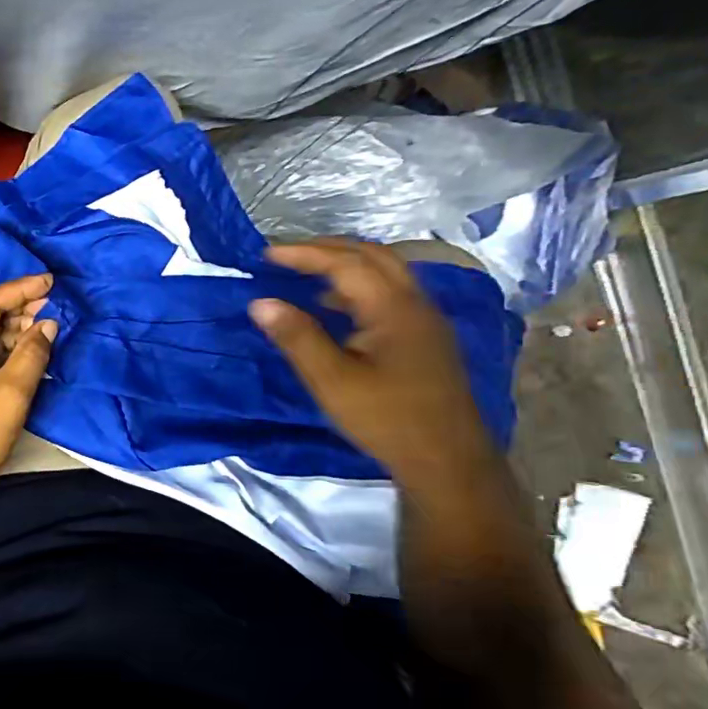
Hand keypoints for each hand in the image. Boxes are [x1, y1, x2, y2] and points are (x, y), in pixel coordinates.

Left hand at [0, 274, 58, 494]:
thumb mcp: (12, 393)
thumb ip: (31, 352)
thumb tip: (48, 324)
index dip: (19, 289)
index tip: (49, 280)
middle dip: (15, 304)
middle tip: (50, 301)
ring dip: (11, 324)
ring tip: (45, 321)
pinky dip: (5, 344)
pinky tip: (28, 343)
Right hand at [248, 239, 493, 481]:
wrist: (447, 459)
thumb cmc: (385, 418)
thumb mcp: (330, 380)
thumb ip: (296, 336)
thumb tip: (260, 302)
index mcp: (393, 308)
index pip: (346, 263)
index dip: (305, 253)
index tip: (266, 254)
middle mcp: (416, 304)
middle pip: (373, 256)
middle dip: (327, 248)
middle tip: (286, 254)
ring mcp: (425, 320)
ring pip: (386, 272)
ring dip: (344, 264)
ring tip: (305, 273)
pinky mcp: (424, 337)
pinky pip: (390, 292)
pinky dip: (357, 286)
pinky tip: (334, 306)